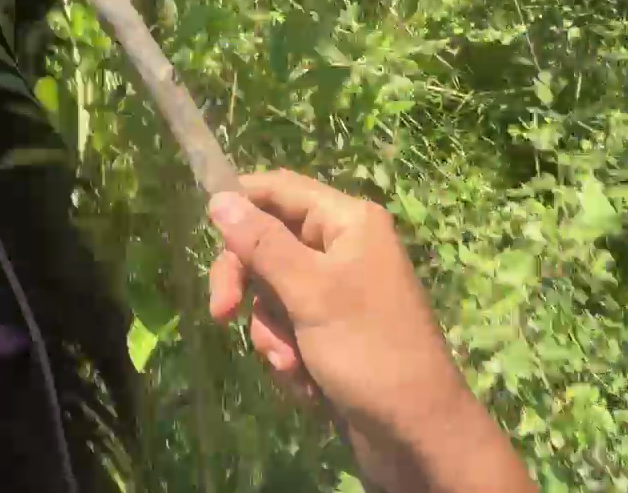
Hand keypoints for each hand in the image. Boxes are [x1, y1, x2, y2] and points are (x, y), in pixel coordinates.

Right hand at [207, 171, 534, 492]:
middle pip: (269, 240)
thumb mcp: (309, 291)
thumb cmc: (369, 351)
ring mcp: (339, 287)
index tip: (205, 228)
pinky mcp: (333, 327)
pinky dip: (287, 350)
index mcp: (347, 221)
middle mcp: (342, 245)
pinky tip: (305, 381)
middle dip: (248, 282)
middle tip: (221, 313)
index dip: (241, 201)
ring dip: (271, 329)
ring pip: (273, 288)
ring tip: (290, 363)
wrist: (421, 439)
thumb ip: (261, 242)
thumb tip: (218, 198)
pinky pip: (289, 322)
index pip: (279, 188)